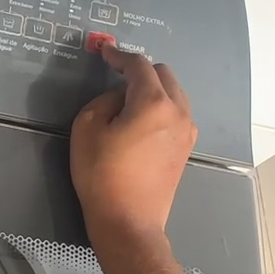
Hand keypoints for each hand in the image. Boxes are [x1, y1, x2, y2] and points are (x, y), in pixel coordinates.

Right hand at [70, 45, 197, 245]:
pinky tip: (141, 119)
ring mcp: (187, 132)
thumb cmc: (102, 174)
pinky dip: (161, 106)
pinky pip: (176, 114)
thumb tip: (119, 99)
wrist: (128, 222)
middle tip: (115, 75)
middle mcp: (178, 112)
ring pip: (174, 94)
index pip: (139, 65)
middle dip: (139, 70)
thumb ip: (104, 101)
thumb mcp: (87, 127)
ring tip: (127, 98)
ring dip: (153, 88)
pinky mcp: (186, 149)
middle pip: (164, 74)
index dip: (119, 55)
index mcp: (154, 103)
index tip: (104, 51)